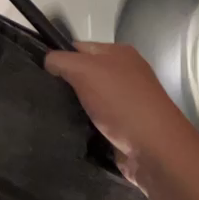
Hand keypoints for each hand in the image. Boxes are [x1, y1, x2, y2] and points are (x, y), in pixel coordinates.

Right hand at [45, 42, 198, 179]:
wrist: (156, 151)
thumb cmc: (122, 103)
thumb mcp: (84, 69)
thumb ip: (60, 60)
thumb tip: (48, 63)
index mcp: (119, 53)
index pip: (78, 47)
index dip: (59, 58)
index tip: (42, 74)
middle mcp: (125, 74)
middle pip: (82, 73)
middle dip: (65, 85)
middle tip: (44, 96)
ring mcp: (126, 103)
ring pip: (87, 100)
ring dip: (72, 108)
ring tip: (52, 115)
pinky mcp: (123, 129)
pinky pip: (94, 122)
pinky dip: (83, 126)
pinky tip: (71, 130)